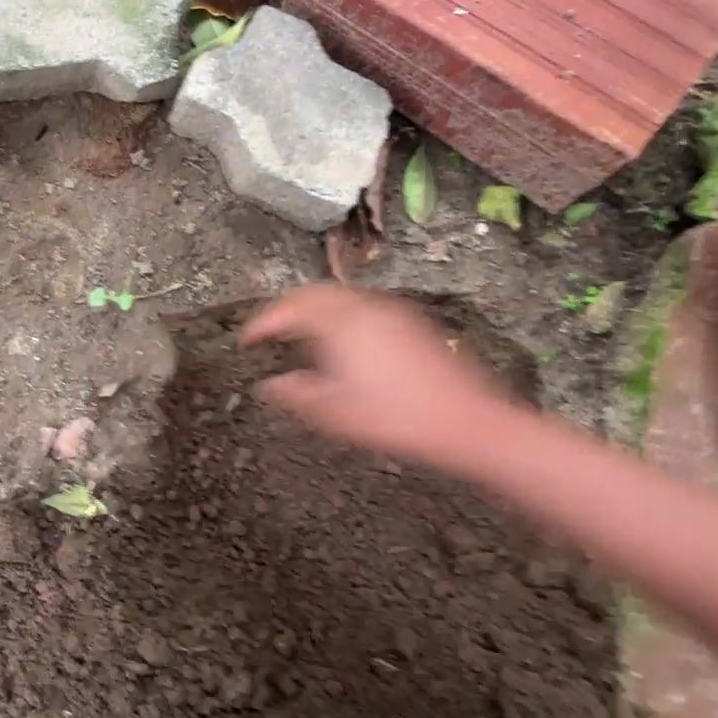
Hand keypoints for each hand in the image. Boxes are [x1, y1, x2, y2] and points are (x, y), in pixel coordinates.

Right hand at [238, 284, 516, 466]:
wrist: (470, 424)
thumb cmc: (397, 419)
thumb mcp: (334, 413)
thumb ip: (295, 394)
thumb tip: (269, 385)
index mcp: (341, 323)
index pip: (290, 309)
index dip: (263, 322)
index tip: (246, 339)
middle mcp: (366, 308)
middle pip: (316, 293)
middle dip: (288, 307)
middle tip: (270, 328)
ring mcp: (393, 313)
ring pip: (342, 297)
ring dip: (315, 308)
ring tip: (299, 332)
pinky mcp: (412, 324)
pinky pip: (363, 307)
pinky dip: (340, 315)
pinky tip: (341, 341)